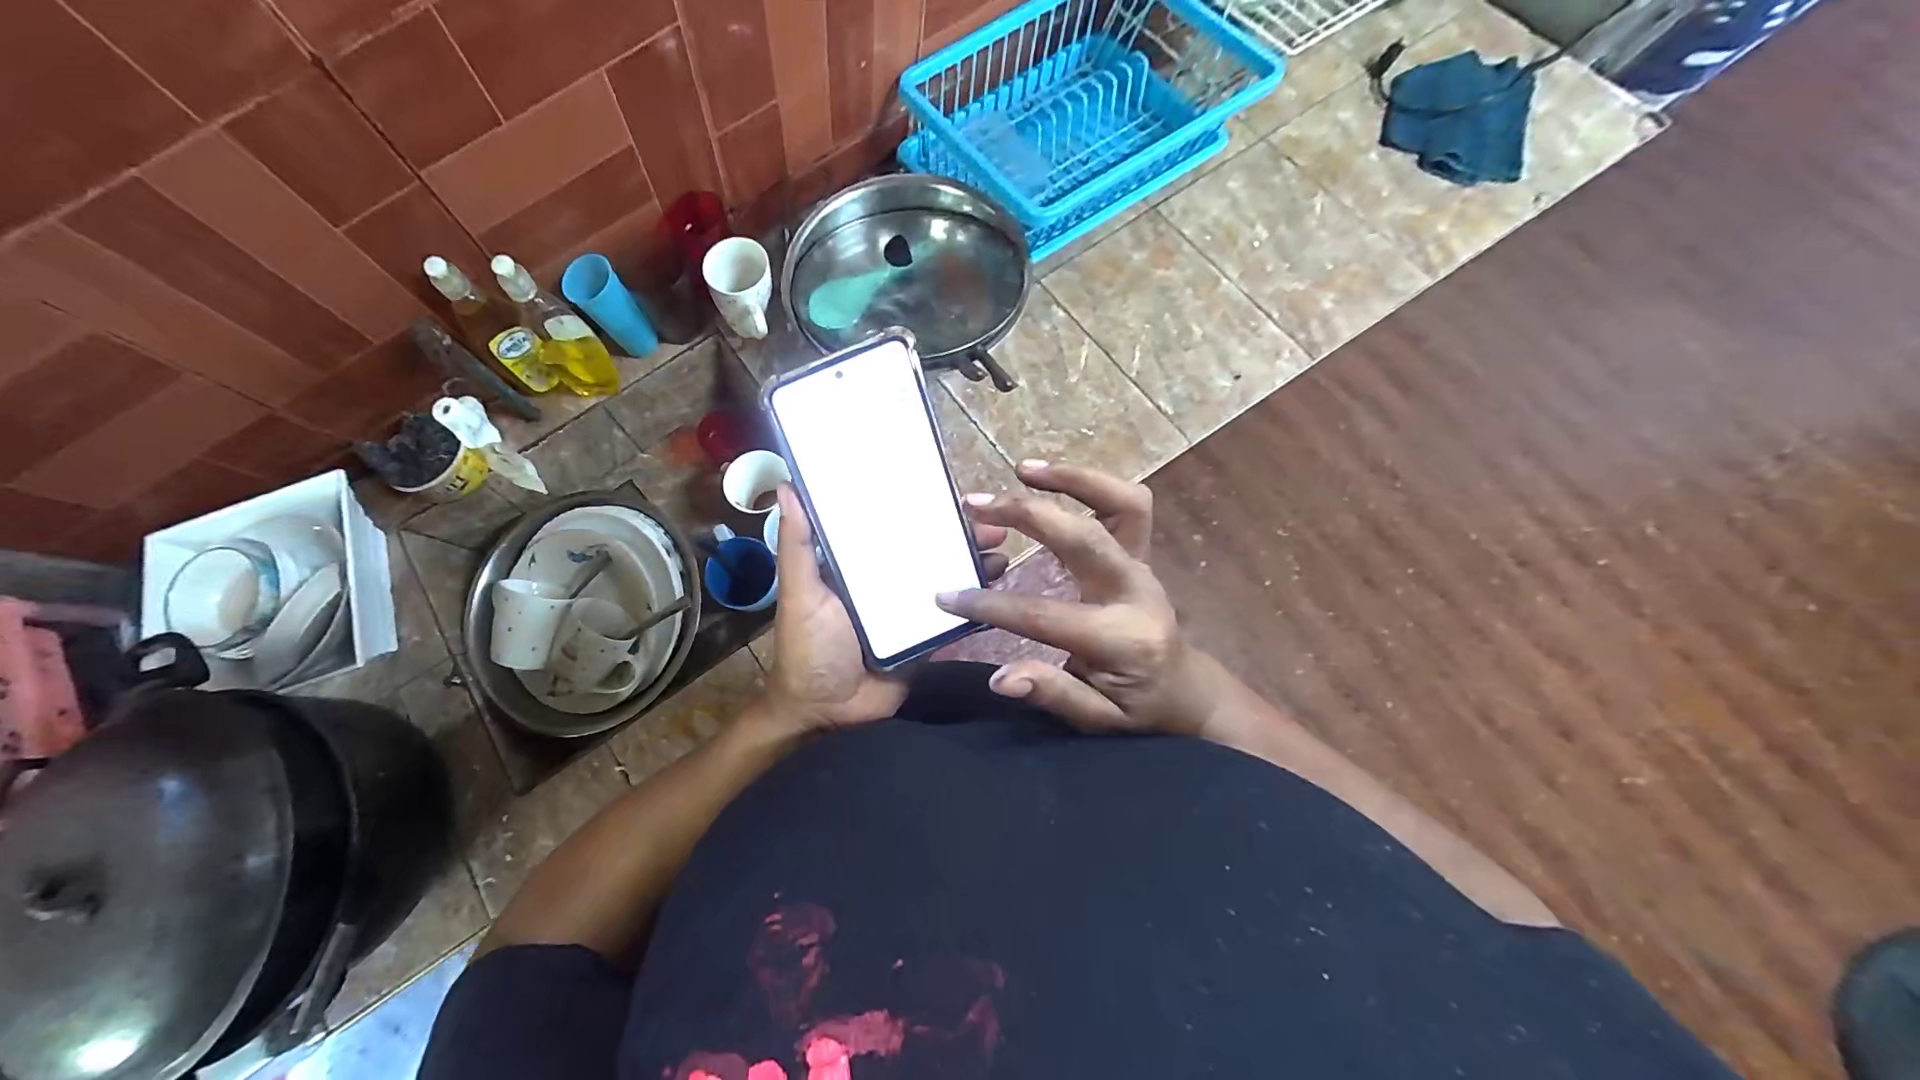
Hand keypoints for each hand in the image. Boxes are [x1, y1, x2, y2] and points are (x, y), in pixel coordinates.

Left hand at [759, 483, 1009, 734]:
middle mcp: (887, 580)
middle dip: (961, 534)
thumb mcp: (801, 592)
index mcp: (858, 563)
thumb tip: (786, 486)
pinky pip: (955, 613)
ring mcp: (911, 609)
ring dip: (974, 562)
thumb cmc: (808, 647)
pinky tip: (997, 585)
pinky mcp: (928, 636)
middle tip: (993, 524)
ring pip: (948, 576)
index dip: (922, 506)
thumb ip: (798, 545)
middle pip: (929, 548)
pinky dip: (977, 599)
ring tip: (1001, 551)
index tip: (951, 493)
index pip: (893, 525)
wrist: (827, 713)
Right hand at [935, 462, 1221, 736]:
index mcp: (1121, 638)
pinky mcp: (1141, 552)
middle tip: (974, 505)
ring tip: (1021, 469)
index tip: (947, 597)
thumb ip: (1052, 693)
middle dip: (1027, 516)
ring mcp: (1143, 565)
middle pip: (1083, 538)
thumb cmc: (1137, 708)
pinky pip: (1125, 504)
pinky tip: (1045, 476)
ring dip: (1070, 479)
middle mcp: (1135, 591)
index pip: (1045, 616)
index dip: (992, 605)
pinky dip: (1088, 482)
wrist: (1183, 688)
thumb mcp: (1097, 719)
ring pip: (1121, 503)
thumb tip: (1000, 677)